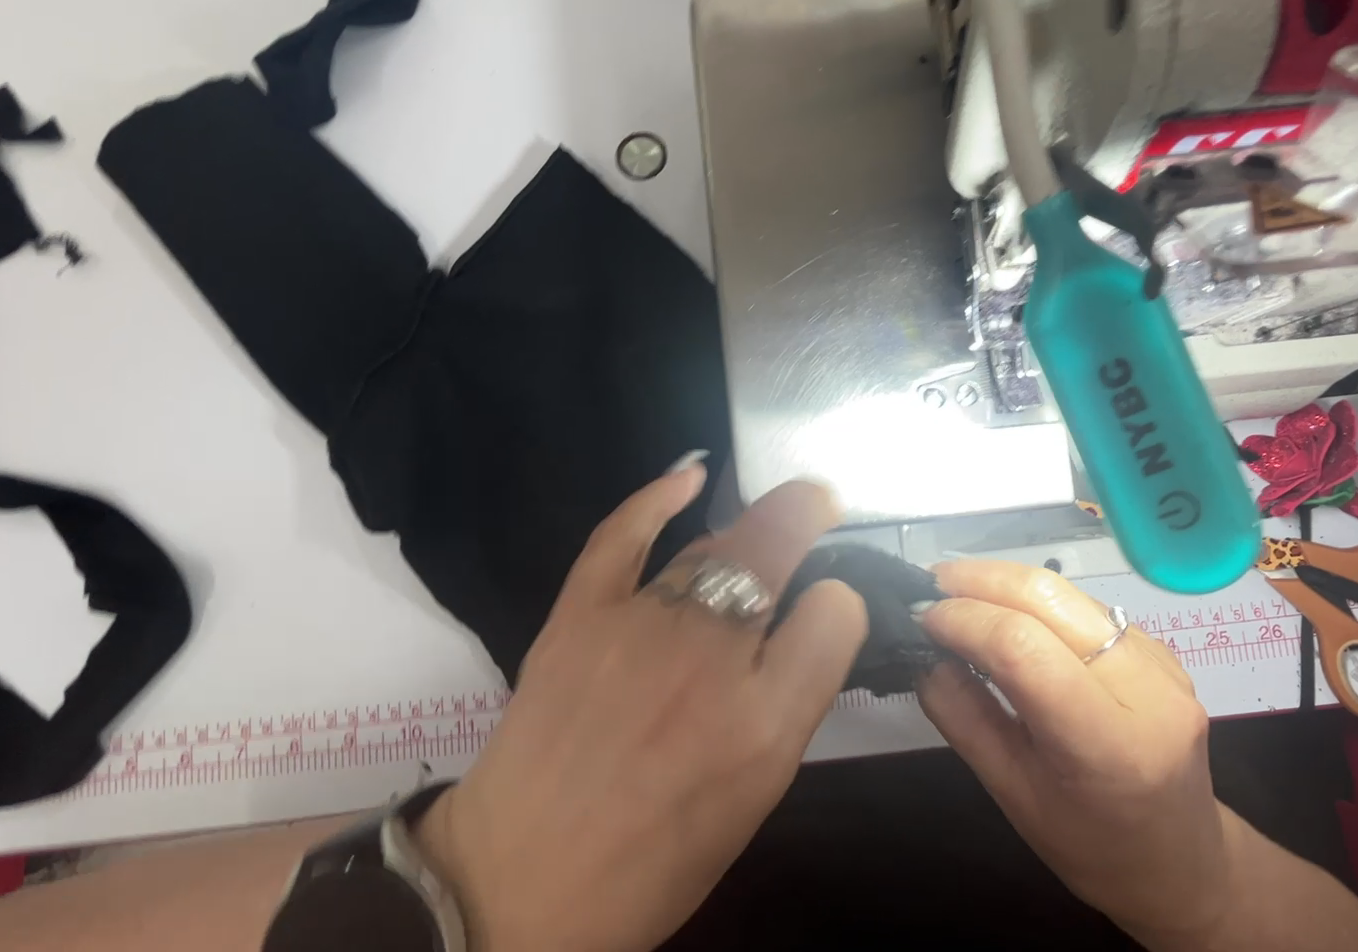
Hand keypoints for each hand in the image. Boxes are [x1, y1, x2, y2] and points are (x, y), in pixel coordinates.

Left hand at [415, 467, 866, 951]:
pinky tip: (688, 476)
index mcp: (764, 726)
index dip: (839, 604)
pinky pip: (622, 535)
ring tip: (762, 526)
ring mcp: (639, 627)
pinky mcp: (579, 613)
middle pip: (774, 555)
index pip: (834, 617)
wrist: (518, 881)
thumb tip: (806, 632)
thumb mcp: (752, 800)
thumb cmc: (653, 859)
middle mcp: (710, 662)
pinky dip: (656, 497)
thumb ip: (789, 708)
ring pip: (712, 549)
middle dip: (808, 515)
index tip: (828, 608)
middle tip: (821, 501)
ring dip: (748, 529)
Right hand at [914, 561, 1233, 945]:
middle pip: (1048, 597)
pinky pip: (1083, 606)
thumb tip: (923, 654)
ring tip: (956, 596)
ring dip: (1002, 582)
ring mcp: (1161, 662)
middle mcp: (1147, 688)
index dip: (963, 621)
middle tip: (929, 587)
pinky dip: (1033, 600)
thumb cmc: (1091, 846)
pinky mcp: (1160, 649)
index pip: (1023, 647)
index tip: (920, 619)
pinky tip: (1005, 616)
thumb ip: (962, 717)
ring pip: (1066, 590)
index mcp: (1109, 744)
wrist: (1183, 865)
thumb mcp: (1011, 793)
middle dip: (977, 580)